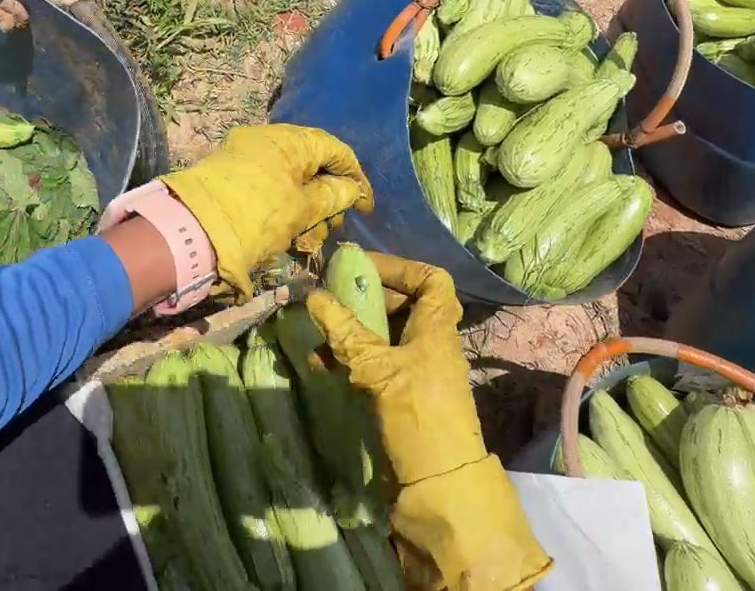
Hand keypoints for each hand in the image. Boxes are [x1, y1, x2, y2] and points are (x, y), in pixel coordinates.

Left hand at [162, 125, 372, 296]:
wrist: (190, 231)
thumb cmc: (256, 217)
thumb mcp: (301, 210)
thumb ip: (332, 196)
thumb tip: (349, 188)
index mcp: (287, 139)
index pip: (334, 149)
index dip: (354, 176)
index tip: (365, 206)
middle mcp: (265, 139)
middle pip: (309, 163)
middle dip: (327, 197)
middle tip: (333, 227)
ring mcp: (243, 155)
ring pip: (287, 178)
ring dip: (304, 207)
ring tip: (308, 239)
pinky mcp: (228, 175)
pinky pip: (267, 185)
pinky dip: (282, 206)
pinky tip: (286, 233)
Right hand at [307, 253, 551, 590]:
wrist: (441, 487)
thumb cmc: (419, 416)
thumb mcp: (379, 369)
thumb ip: (345, 332)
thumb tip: (312, 295)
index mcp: (437, 327)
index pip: (432, 280)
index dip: (401, 267)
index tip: (365, 267)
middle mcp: (430, 343)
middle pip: (402, 304)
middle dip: (366, 296)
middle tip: (332, 295)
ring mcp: (416, 369)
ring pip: (383, 334)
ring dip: (352, 328)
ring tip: (320, 329)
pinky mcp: (401, 394)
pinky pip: (374, 362)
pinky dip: (350, 357)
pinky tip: (322, 363)